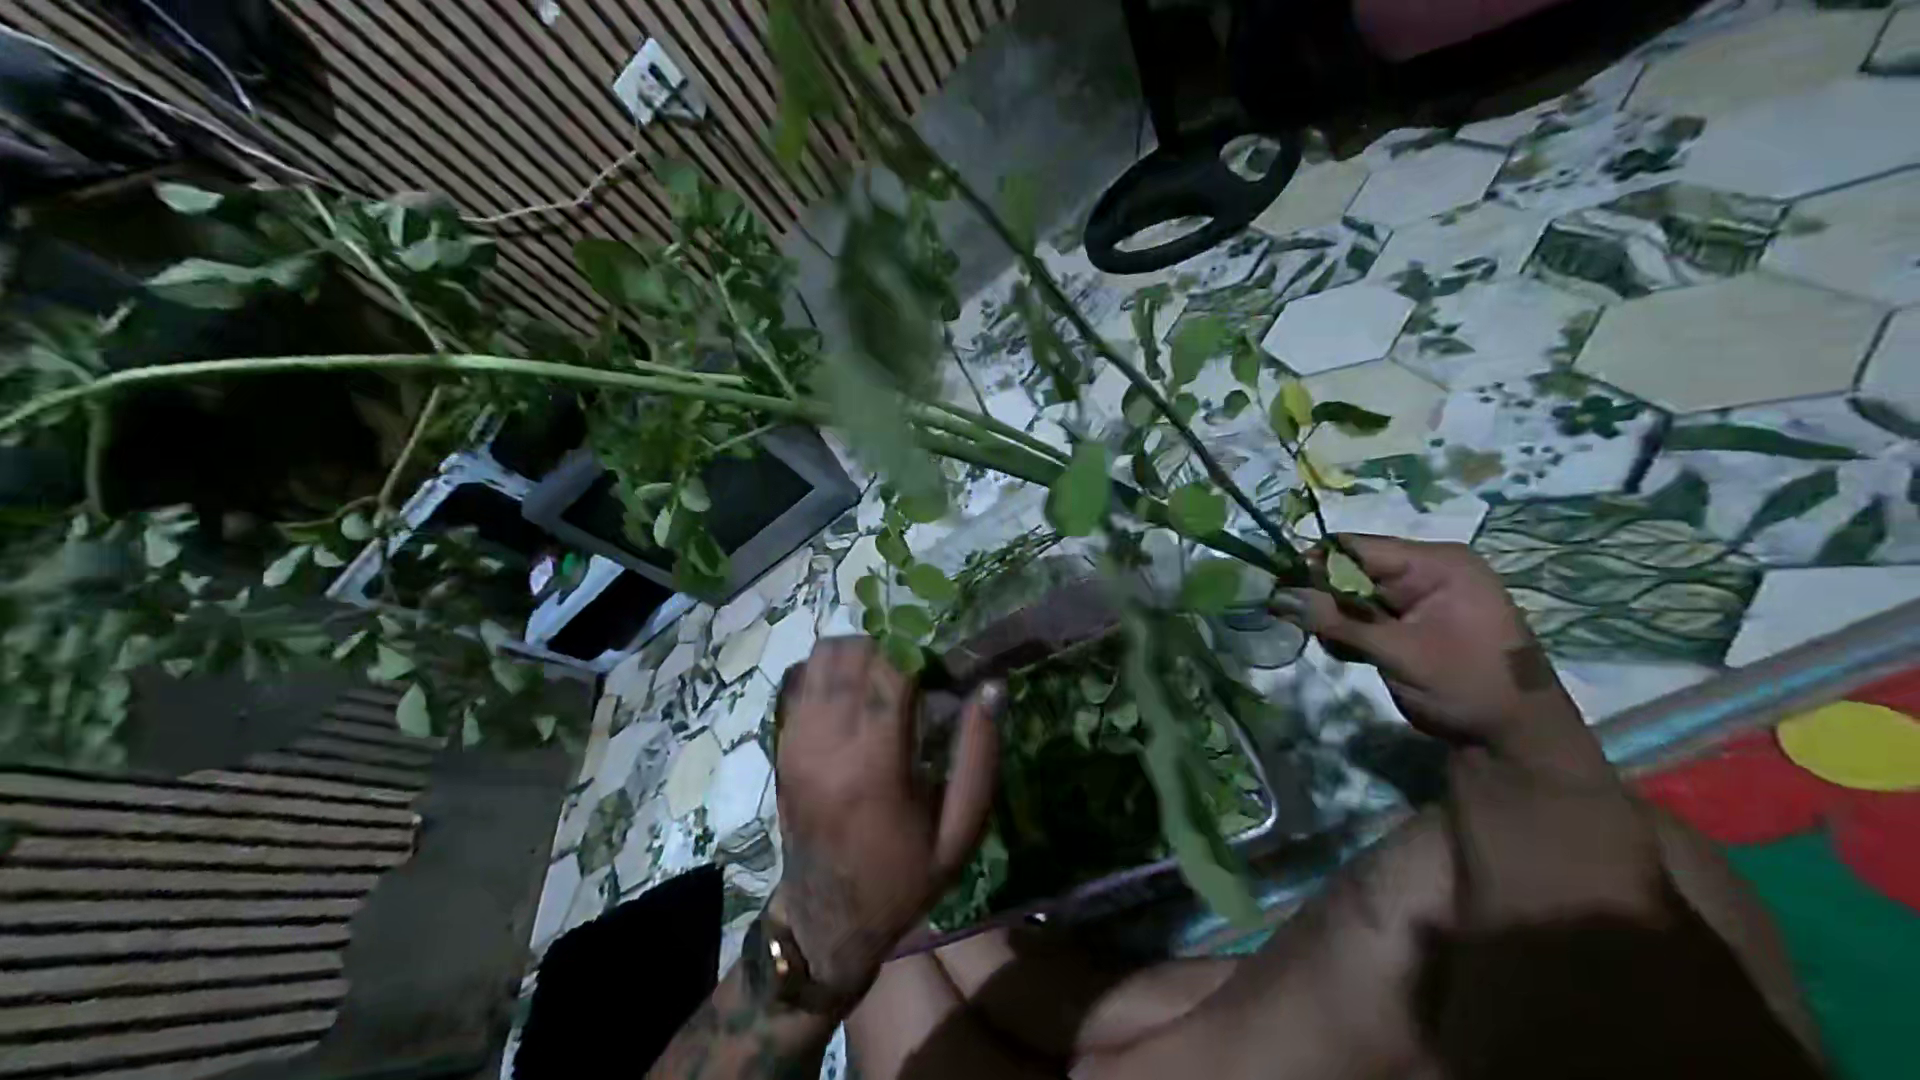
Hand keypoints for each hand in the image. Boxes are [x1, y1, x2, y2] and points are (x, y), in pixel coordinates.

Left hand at [768, 637, 1001, 995]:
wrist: (827, 918)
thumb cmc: (903, 877)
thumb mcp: (959, 832)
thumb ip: (979, 757)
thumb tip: (992, 688)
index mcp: (874, 768)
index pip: (891, 674)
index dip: (921, 653)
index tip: (942, 663)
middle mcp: (826, 744)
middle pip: (854, 654)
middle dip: (892, 648)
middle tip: (918, 672)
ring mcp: (796, 740)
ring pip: (823, 656)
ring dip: (860, 652)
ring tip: (887, 676)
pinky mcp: (781, 743)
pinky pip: (801, 678)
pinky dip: (830, 668)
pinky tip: (856, 690)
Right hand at [1279, 535, 1603, 778]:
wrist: (1514, 740)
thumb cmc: (1467, 685)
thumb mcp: (1398, 651)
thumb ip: (1337, 620)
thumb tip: (1278, 596)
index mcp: (1436, 564)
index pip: (1358, 548)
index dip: (1316, 564)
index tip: (1281, 590)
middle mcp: (1425, 573)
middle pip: (1350, 570)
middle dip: (1323, 598)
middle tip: (1302, 625)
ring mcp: (1417, 599)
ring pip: (1350, 596)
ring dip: (1334, 621)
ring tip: (1337, 649)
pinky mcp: (1408, 623)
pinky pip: (1361, 616)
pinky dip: (1347, 634)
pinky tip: (1349, 656)